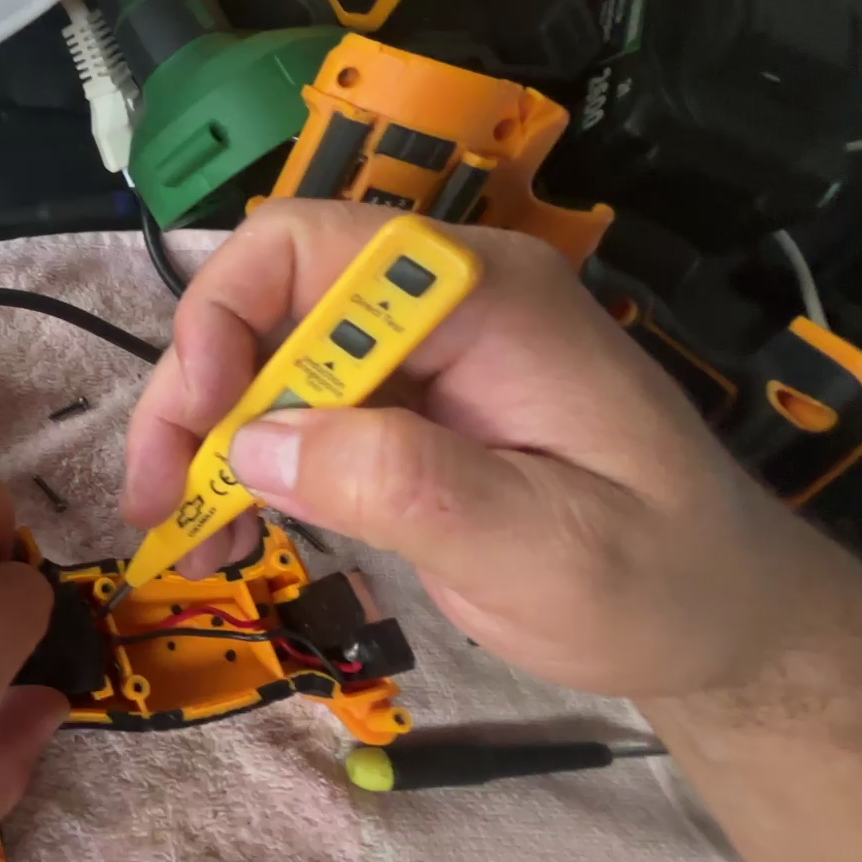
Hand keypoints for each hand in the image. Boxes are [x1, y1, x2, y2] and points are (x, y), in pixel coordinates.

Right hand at [123, 199, 857, 699]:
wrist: (705, 616)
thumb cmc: (653, 579)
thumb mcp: (548, 547)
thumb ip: (407, 484)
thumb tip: (252, 447)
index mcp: (472, 295)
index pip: (302, 245)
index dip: (223, 312)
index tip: (201, 411)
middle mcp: (415, 306)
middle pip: (250, 311)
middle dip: (186, 401)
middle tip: (157, 496)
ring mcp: (388, 357)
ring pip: (242, 368)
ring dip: (194, 445)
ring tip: (182, 534)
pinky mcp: (368, 407)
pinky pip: (267, 418)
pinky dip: (226, 472)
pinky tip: (220, 531)